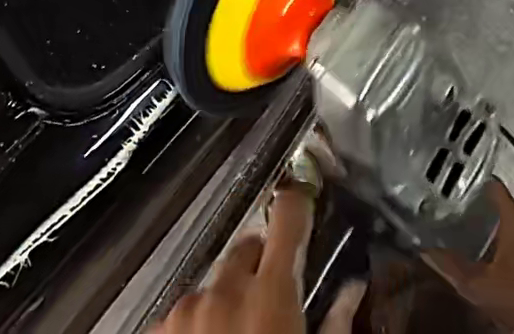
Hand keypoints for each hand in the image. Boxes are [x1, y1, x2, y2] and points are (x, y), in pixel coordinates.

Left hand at [153, 184, 366, 333]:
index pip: (286, 222)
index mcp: (269, 297)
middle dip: (265, 265)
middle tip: (283, 302)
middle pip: (247, 251)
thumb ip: (337, 328)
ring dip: (233, 298)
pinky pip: (188, 310)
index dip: (297, 204)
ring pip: (216, 282)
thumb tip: (354, 291)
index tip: (304, 193)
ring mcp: (185, 309)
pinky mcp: (159, 329)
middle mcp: (222, 290)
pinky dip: (204, 321)